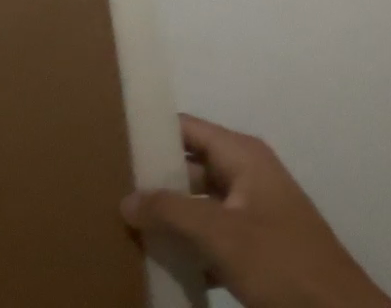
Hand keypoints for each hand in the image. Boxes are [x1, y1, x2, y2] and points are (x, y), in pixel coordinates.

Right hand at [122, 114, 390, 307]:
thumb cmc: (281, 262)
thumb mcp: (220, 234)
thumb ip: (170, 211)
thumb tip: (126, 198)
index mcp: (242, 155)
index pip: (184, 128)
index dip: (149, 132)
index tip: (111, 140)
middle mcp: (247, 174)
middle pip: (188, 166)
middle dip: (153, 180)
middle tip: (109, 188)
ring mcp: (253, 212)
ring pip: (198, 205)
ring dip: (169, 218)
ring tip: (125, 225)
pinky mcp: (258, 247)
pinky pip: (212, 237)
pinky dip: (189, 247)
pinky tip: (160, 262)